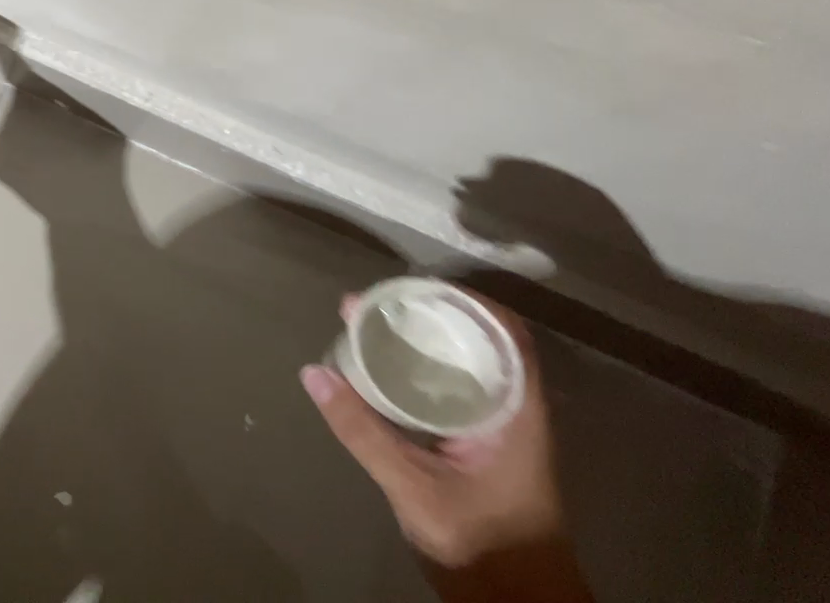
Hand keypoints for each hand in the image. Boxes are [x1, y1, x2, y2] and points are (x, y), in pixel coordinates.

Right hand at [301, 292, 565, 569]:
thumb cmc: (478, 541)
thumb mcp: (413, 486)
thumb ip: (362, 430)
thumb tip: (313, 372)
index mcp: (516, 412)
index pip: (503, 335)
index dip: (464, 301)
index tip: (411, 287)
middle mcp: (511, 412)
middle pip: (477, 344)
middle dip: (425, 316)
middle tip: (371, 304)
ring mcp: (495, 431)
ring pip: (462, 368)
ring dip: (419, 343)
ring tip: (367, 326)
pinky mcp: (476, 448)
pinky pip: (447, 392)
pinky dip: (415, 371)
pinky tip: (379, 371)